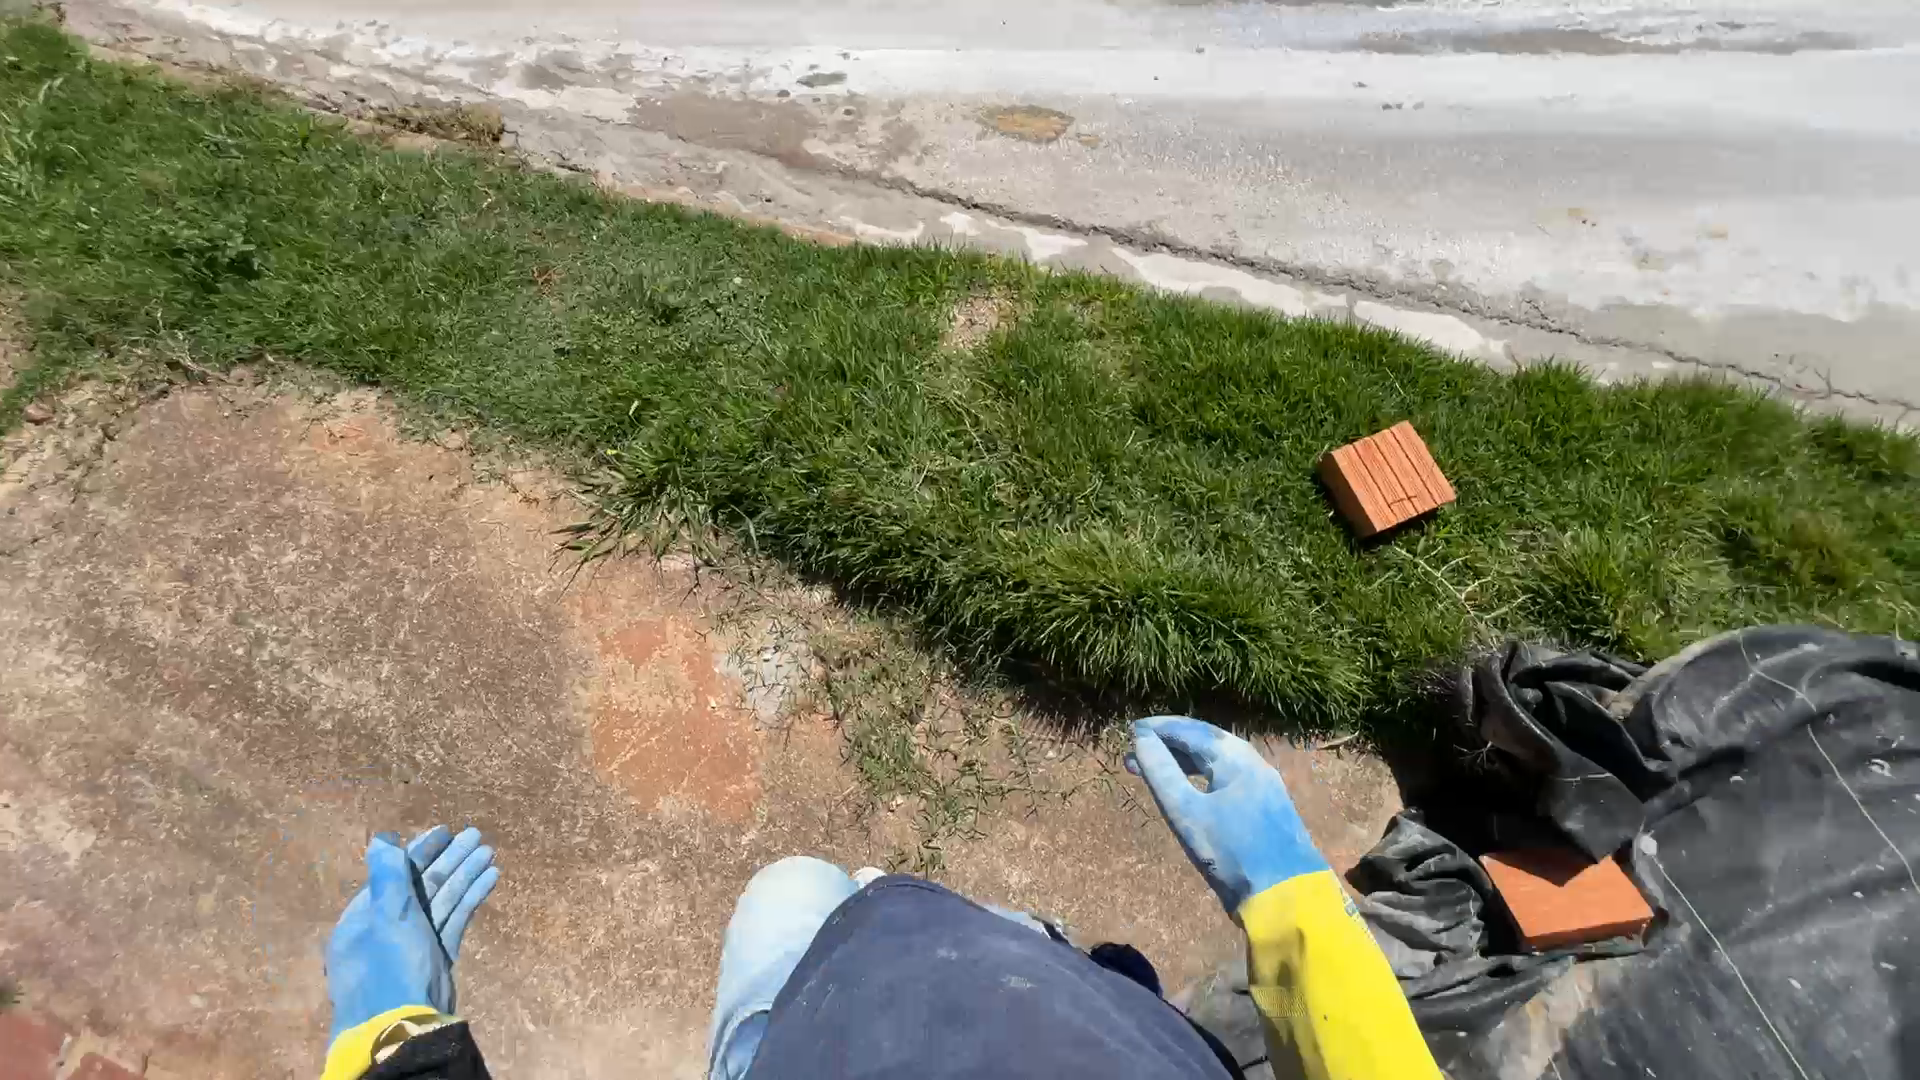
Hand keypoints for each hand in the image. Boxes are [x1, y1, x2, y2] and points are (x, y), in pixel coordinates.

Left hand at [326, 826, 499, 1038]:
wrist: (403, 1023)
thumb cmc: (391, 964)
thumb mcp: (387, 916)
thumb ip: (387, 876)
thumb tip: (381, 839)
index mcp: (365, 919)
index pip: (395, 875)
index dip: (421, 851)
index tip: (446, 830)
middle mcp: (388, 928)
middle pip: (422, 885)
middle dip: (449, 859)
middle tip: (476, 835)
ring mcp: (414, 942)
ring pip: (442, 899)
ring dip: (465, 873)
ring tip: (489, 851)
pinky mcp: (437, 954)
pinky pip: (455, 917)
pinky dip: (472, 896)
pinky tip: (491, 878)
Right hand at [1128, 716, 1327, 914]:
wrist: (1288, 900)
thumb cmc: (1230, 853)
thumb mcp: (1186, 813)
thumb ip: (1161, 772)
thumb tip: (1141, 740)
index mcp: (1235, 758)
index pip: (1190, 730)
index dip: (1158, 729)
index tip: (1131, 731)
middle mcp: (1252, 761)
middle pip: (1205, 739)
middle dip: (1169, 742)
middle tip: (1137, 749)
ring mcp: (1263, 781)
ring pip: (1216, 757)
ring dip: (1183, 758)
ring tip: (1155, 768)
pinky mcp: (1267, 802)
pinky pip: (1227, 774)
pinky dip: (1201, 772)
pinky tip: (1188, 786)